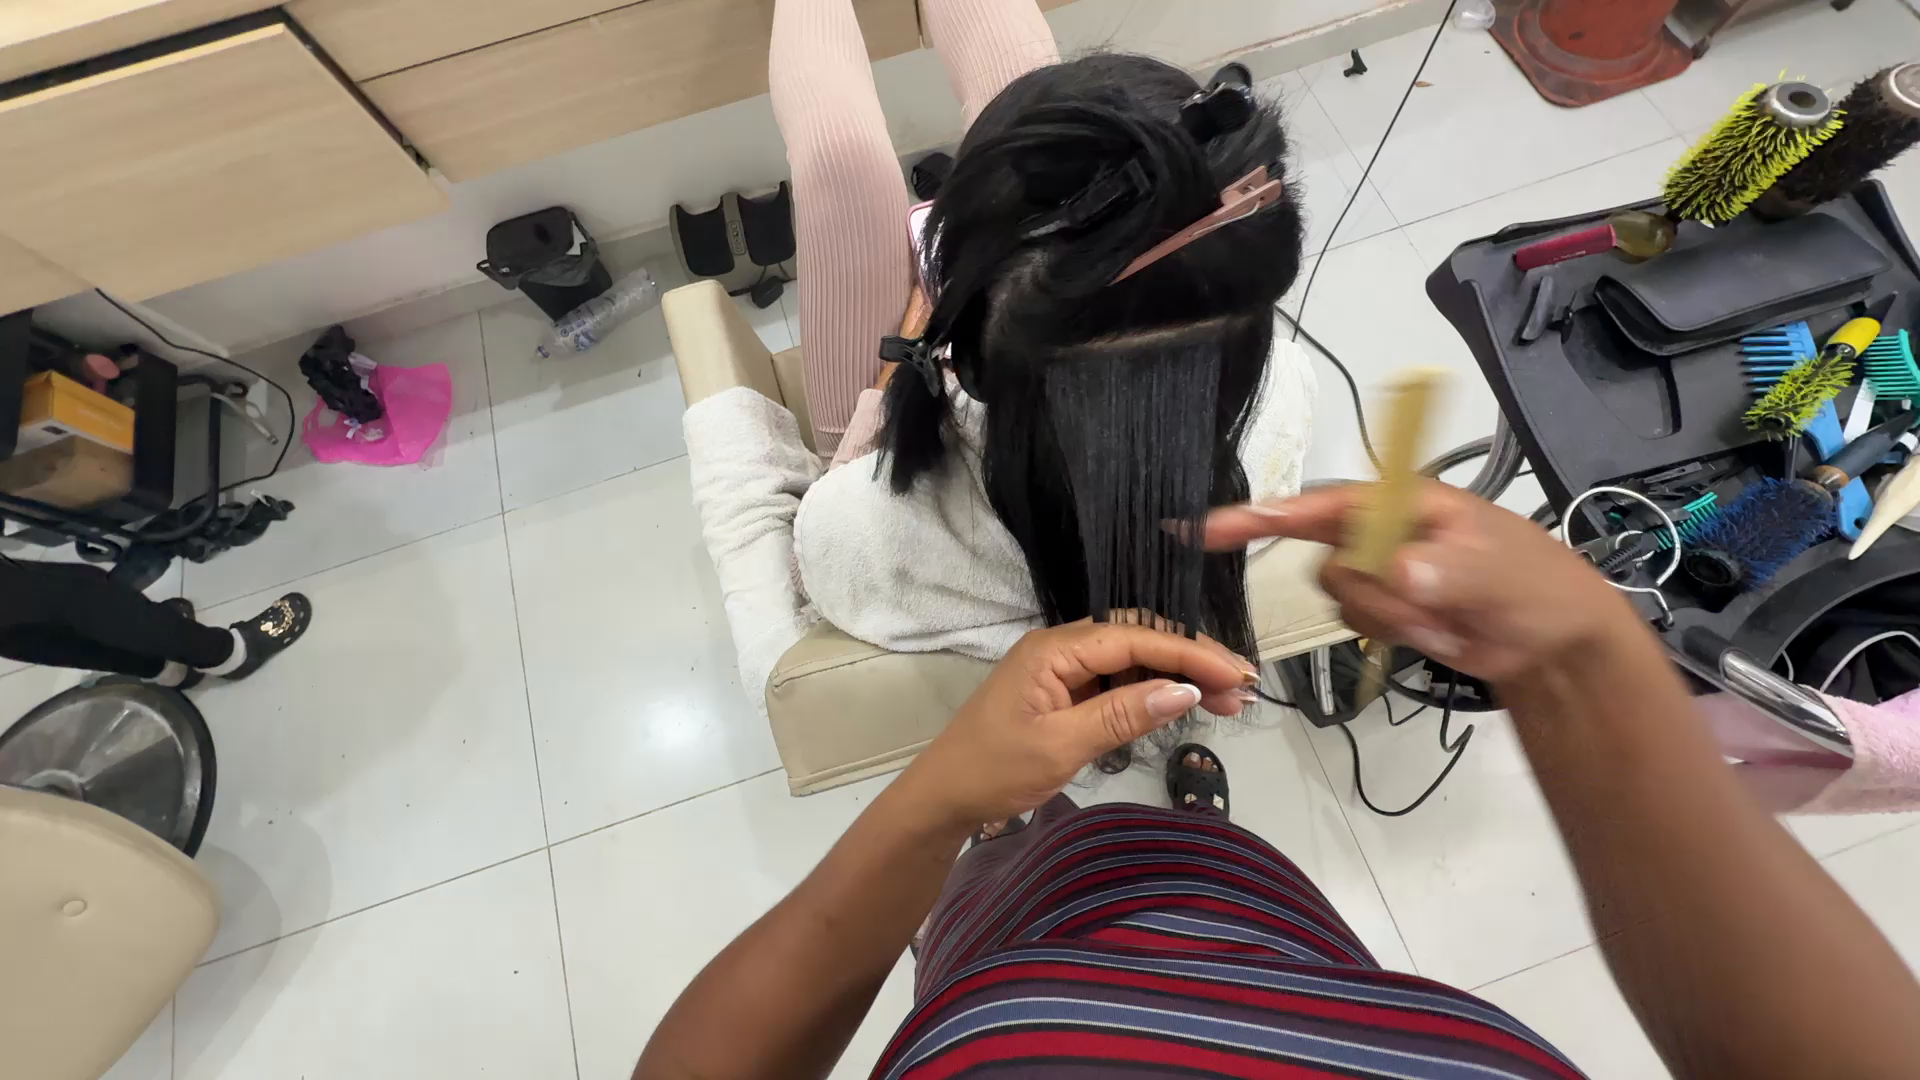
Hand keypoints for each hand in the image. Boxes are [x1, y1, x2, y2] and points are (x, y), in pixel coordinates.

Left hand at [897, 620, 1255, 827]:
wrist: (945, 793)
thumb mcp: (1062, 745)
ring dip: (1175, 676)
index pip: (1134, 637)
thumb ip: (1123, 714)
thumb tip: (1185, 690)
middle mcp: (1060, 647)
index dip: (1188, 653)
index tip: (1235, 675)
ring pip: (1130, 659)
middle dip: (1190, 659)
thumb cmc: (995, 769)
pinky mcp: (1063, 691)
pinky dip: (1150, 692)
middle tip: (1240, 689)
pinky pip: (1115, 681)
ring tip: (1225, 702)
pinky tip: (1180, 706)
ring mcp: (1061, 669)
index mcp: (1054, 649)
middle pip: (1136, 639)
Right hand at [1203, 481, 1639, 682]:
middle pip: (1326, 562)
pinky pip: (1353, 620)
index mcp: (1400, 503)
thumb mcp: (1500, 572)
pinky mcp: (1379, 606)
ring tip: (1443, 622)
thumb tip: (1398, 570)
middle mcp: (1378, 532)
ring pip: (1339, 597)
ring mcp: (1376, 570)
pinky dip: (1392, 633)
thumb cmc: (1535, 586)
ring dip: (1389, 619)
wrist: (1550, 644)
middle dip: (1373, 596)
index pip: (1318, 504)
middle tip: (1427, 613)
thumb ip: (1448, 569)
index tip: (1209, 529)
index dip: (1260, 514)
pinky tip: (1434, 631)